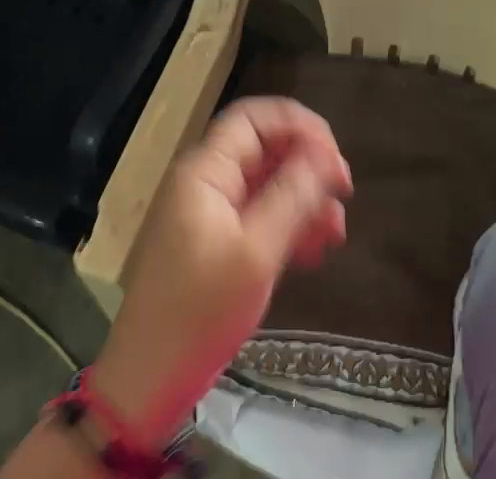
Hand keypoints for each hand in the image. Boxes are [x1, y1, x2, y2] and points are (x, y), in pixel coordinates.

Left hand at [92, 97, 351, 447]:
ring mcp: (212, 212)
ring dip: (306, 200)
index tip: (335, 157)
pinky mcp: (219, 242)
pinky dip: (291, 226)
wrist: (151, 377)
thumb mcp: (256, 252)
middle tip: (344, 194)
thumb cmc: (200, 311)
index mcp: (205, 172)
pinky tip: (315, 252)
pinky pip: (262, 215)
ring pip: (269, 184)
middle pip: (266, 149)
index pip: (255, 118)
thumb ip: (292, 196)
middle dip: (309, 166)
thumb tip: (325, 154)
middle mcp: (207, 182)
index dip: (300, 125)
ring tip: (335, 234)